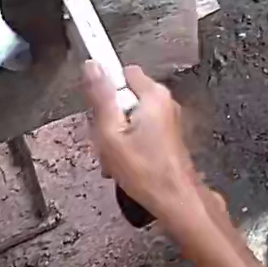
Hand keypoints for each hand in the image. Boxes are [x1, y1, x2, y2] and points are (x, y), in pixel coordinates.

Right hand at [82, 63, 216, 223]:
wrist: (175, 200)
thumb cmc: (147, 172)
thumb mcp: (111, 133)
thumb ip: (101, 97)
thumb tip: (92, 66)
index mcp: (153, 95)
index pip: (122, 71)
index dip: (105, 89)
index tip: (96, 106)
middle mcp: (164, 102)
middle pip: (124, 96)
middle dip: (110, 116)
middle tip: (106, 138)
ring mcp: (167, 119)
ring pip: (130, 116)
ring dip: (117, 133)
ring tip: (115, 155)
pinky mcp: (166, 135)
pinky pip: (139, 130)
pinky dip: (129, 143)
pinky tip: (125, 162)